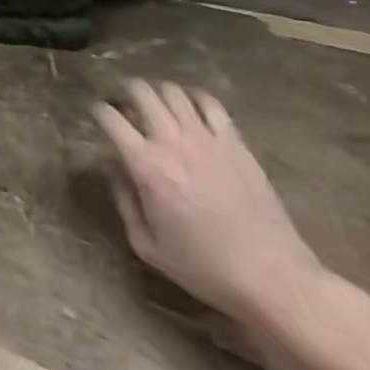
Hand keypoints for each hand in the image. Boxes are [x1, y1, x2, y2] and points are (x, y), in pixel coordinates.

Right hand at [94, 80, 322, 322]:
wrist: (273, 278)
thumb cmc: (205, 267)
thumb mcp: (147, 245)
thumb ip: (122, 199)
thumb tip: (111, 165)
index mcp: (147, 166)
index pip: (110, 118)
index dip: (97, 110)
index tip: (96, 114)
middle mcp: (173, 143)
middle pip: (141, 92)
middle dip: (124, 91)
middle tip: (122, 103)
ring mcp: (208, 140)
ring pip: (173, 92)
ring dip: (157, 91)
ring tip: (154, 104)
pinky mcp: (236, 144)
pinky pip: (211, 104)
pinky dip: (193, 97)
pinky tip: (189, 106)